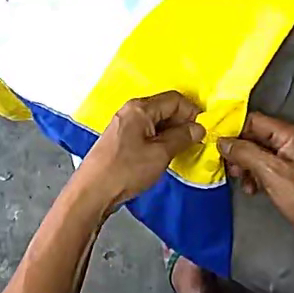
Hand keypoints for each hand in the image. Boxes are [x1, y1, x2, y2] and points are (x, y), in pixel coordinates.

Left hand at [71, 91, 204, 211]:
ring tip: (181, 150)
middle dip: (182, 123)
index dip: (192, 112)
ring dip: (171, 133)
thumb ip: (182, 137)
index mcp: (140, 108)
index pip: (175, 99)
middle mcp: (130, 111)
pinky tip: (164, 155)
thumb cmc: (125, 170)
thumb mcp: (160, 153)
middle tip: (194, 141)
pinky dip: (159, 140)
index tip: (202, 130)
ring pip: (156, 121)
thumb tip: (198, 128)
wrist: (91, 193)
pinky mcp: (120, 140)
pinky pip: (146, 132)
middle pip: (165, 108)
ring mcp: (124, 125)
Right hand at [219, 112, 293, 257]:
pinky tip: (252, 190)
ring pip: (258, 154)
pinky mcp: (289, 177)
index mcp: (290, 135)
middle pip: (255, 137)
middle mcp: (290, 143)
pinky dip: (256, 177)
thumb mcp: (272, 173)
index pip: (255, 121)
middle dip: (239, 151)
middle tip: (230, 169)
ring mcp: (290, 161)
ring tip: (242, 181)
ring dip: (246, 166)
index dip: (234, 130)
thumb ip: (246, 153)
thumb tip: (223, 141)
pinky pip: (266, 170)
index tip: (216, 144)